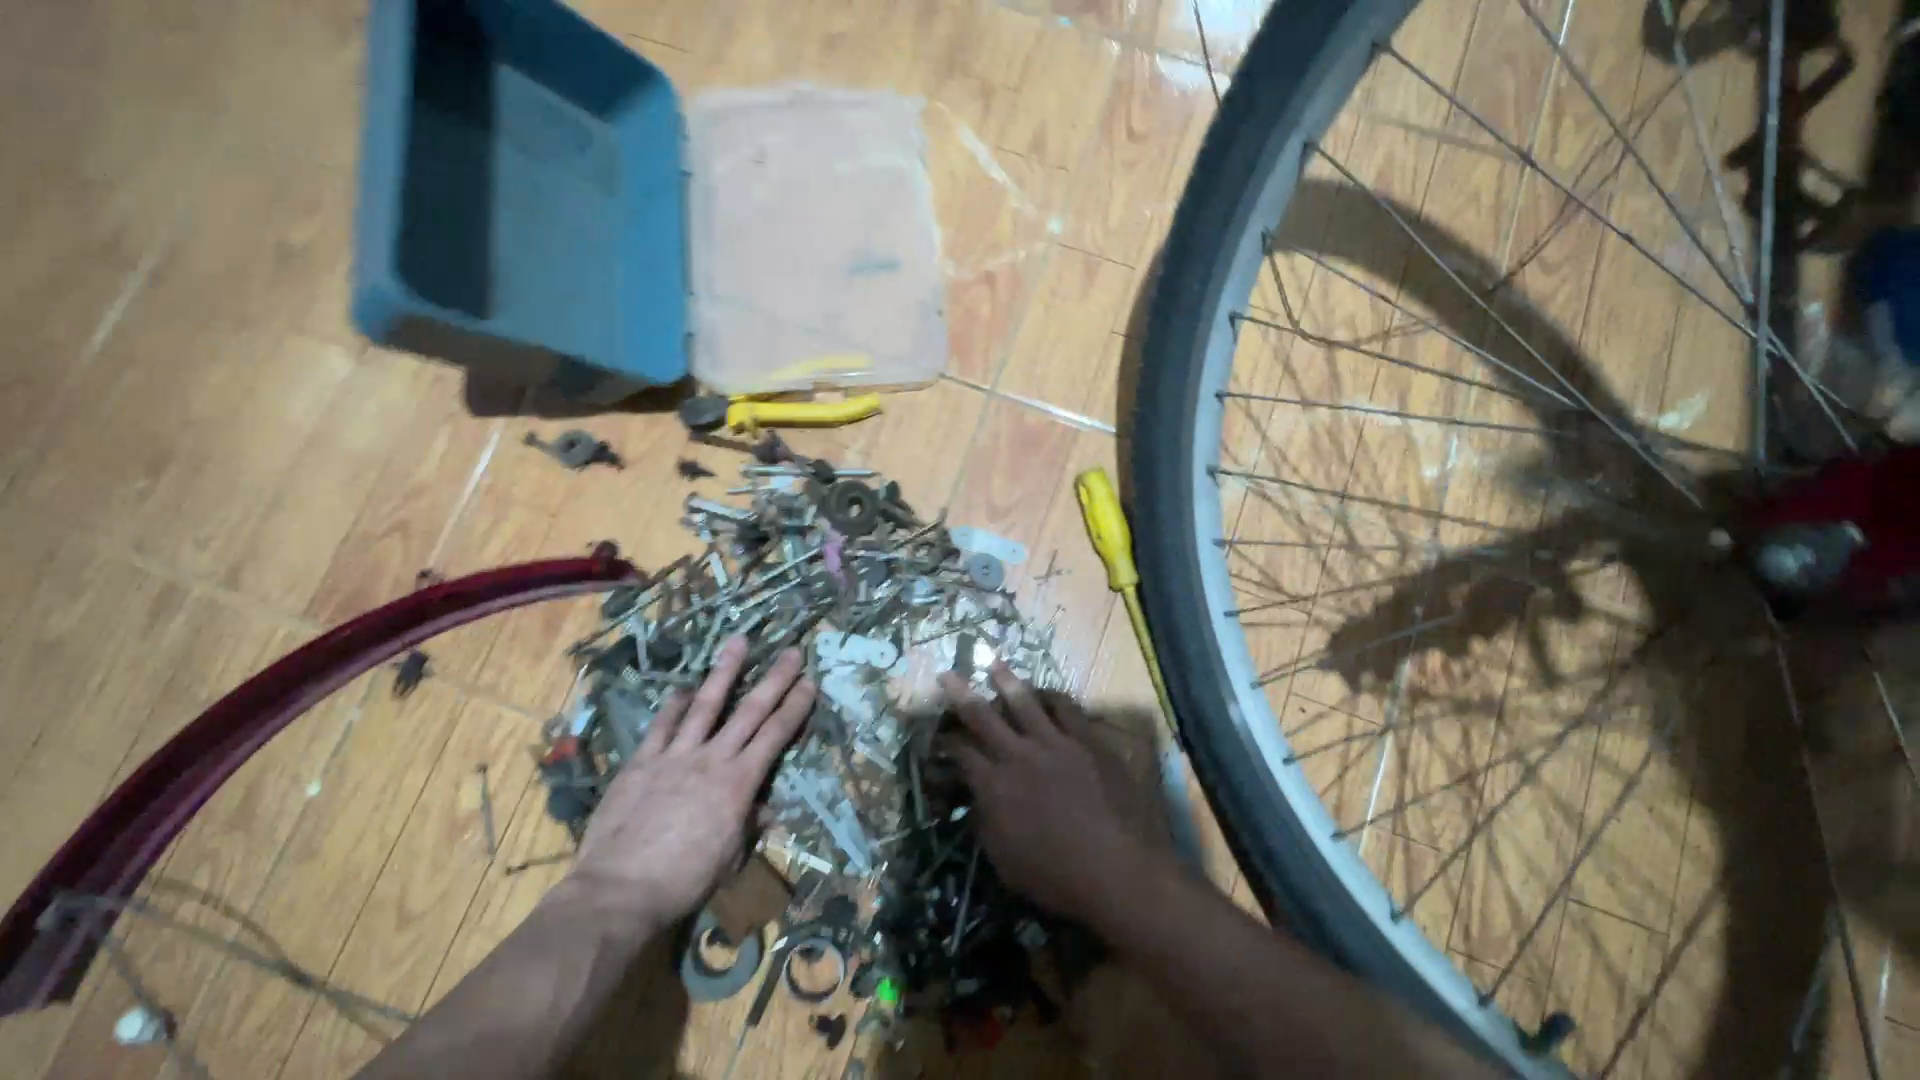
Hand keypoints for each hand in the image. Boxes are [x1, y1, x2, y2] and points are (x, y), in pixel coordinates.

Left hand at [564, 637, 814, 925]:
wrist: (620, 888)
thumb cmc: (684, 881)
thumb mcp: (729, 857)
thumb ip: (747, 826)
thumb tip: (767, 810)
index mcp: (739, 784)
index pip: (775, 736)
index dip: (795, 707)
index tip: (810, 683)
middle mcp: (712, 759)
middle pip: (750, 711)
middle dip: (775, 679)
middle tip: (793, 652)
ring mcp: (674, 756)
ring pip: (706, 704)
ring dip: (725, 672)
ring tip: (739, 642)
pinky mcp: (641, 762)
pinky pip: (662, 726)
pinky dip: (674, 706)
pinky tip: (683, 690)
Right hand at [940, 665, 1169, 921]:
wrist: (1120, 871)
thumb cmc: (1057, 878)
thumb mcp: (1005, 862)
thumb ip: (987, 824)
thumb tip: (979, 800)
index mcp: (994, 786)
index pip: (961, 753)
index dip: (946, 744)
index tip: (940, 740)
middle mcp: (1020, 755)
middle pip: (983, 715)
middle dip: (961, 694)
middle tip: (948, 675)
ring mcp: (1057, 743)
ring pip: (1025, 701)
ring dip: (1007, 682)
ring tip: (996, 665)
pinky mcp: (1089, 742)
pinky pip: (1068, 709)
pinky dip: (1053, 697)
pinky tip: (1048, 694)